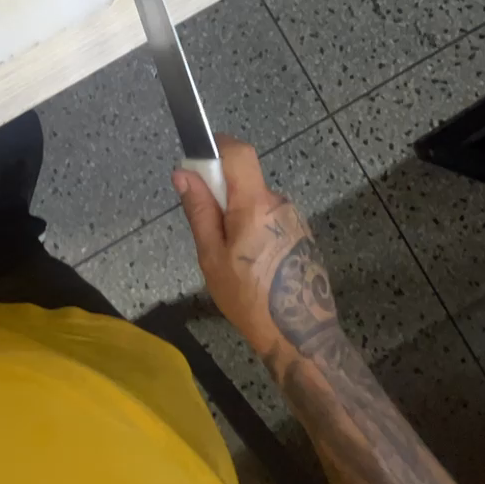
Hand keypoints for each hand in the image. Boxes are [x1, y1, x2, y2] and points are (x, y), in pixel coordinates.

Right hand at [173, 135, 341, 357]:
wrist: (301, 338)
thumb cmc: (248, 297)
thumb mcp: (211, 256)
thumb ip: (199, 210)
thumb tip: (182, 173)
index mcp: (254, 204)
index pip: (239, 152)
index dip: (217, 145)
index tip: (198, 159)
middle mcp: (279, 203)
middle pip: (244, 179)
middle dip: (221, 192)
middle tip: (208, 229)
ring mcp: (294, 219)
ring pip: (256, 200)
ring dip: (238, 214)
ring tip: (230, 255)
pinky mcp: (302, 235)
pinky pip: (270, 218)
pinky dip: (254, 227)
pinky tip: (251, 262)